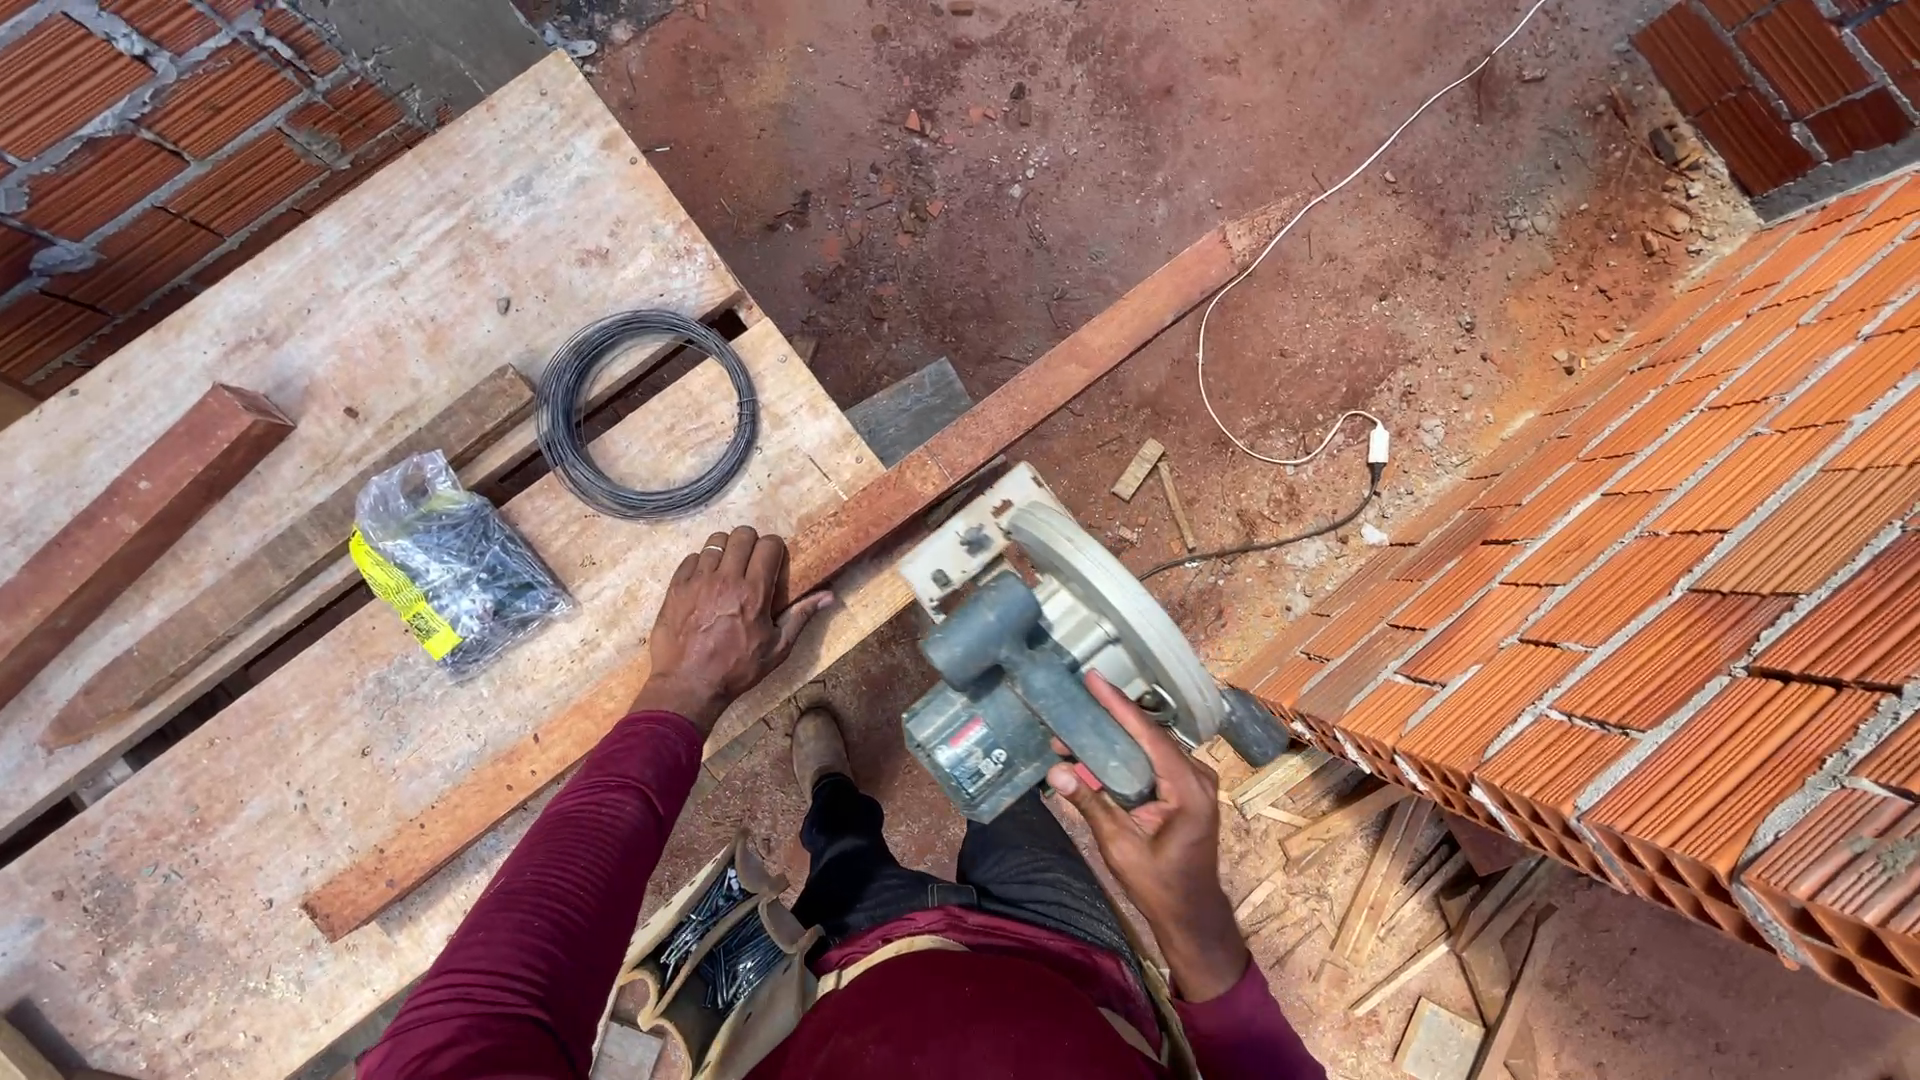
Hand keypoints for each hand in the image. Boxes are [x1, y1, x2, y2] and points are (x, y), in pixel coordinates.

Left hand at [631, 527, 833, 735]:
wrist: (688, 685)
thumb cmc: (737, 669)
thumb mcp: (778, 648)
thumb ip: (802, 616)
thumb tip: (829, 596)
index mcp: (754, 592)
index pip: (769, 544)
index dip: (775, 547)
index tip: (774, 560)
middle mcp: (726, 579)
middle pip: (742, 534)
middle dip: (752, 542)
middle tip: (752, 561)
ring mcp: (697, 580)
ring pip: (715, 541)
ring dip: (726, 550)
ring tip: (728, 569)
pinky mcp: (676, 587)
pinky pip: (691, 558)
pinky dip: (701, 564)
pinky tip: (705, 581)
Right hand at [1046, 673, 1249, 1002]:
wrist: (1191, 913)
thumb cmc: (1159, 885)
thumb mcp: (1119, 846)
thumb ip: (1089, 804)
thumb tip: (1055, 770)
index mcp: (1188, 789)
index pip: (1149, 735)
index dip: (1119, 705)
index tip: (1094, 679)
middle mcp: (1198, 776)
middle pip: (1150, 734)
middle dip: (1111, 716)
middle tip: (1077, 696)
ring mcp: (1195, 780)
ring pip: (1151, 744)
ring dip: (1116, 733)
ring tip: (1078, 721)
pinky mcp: (1186, 787)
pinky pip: (1154, 757)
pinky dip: (1126, 750)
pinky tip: (1098, 745)